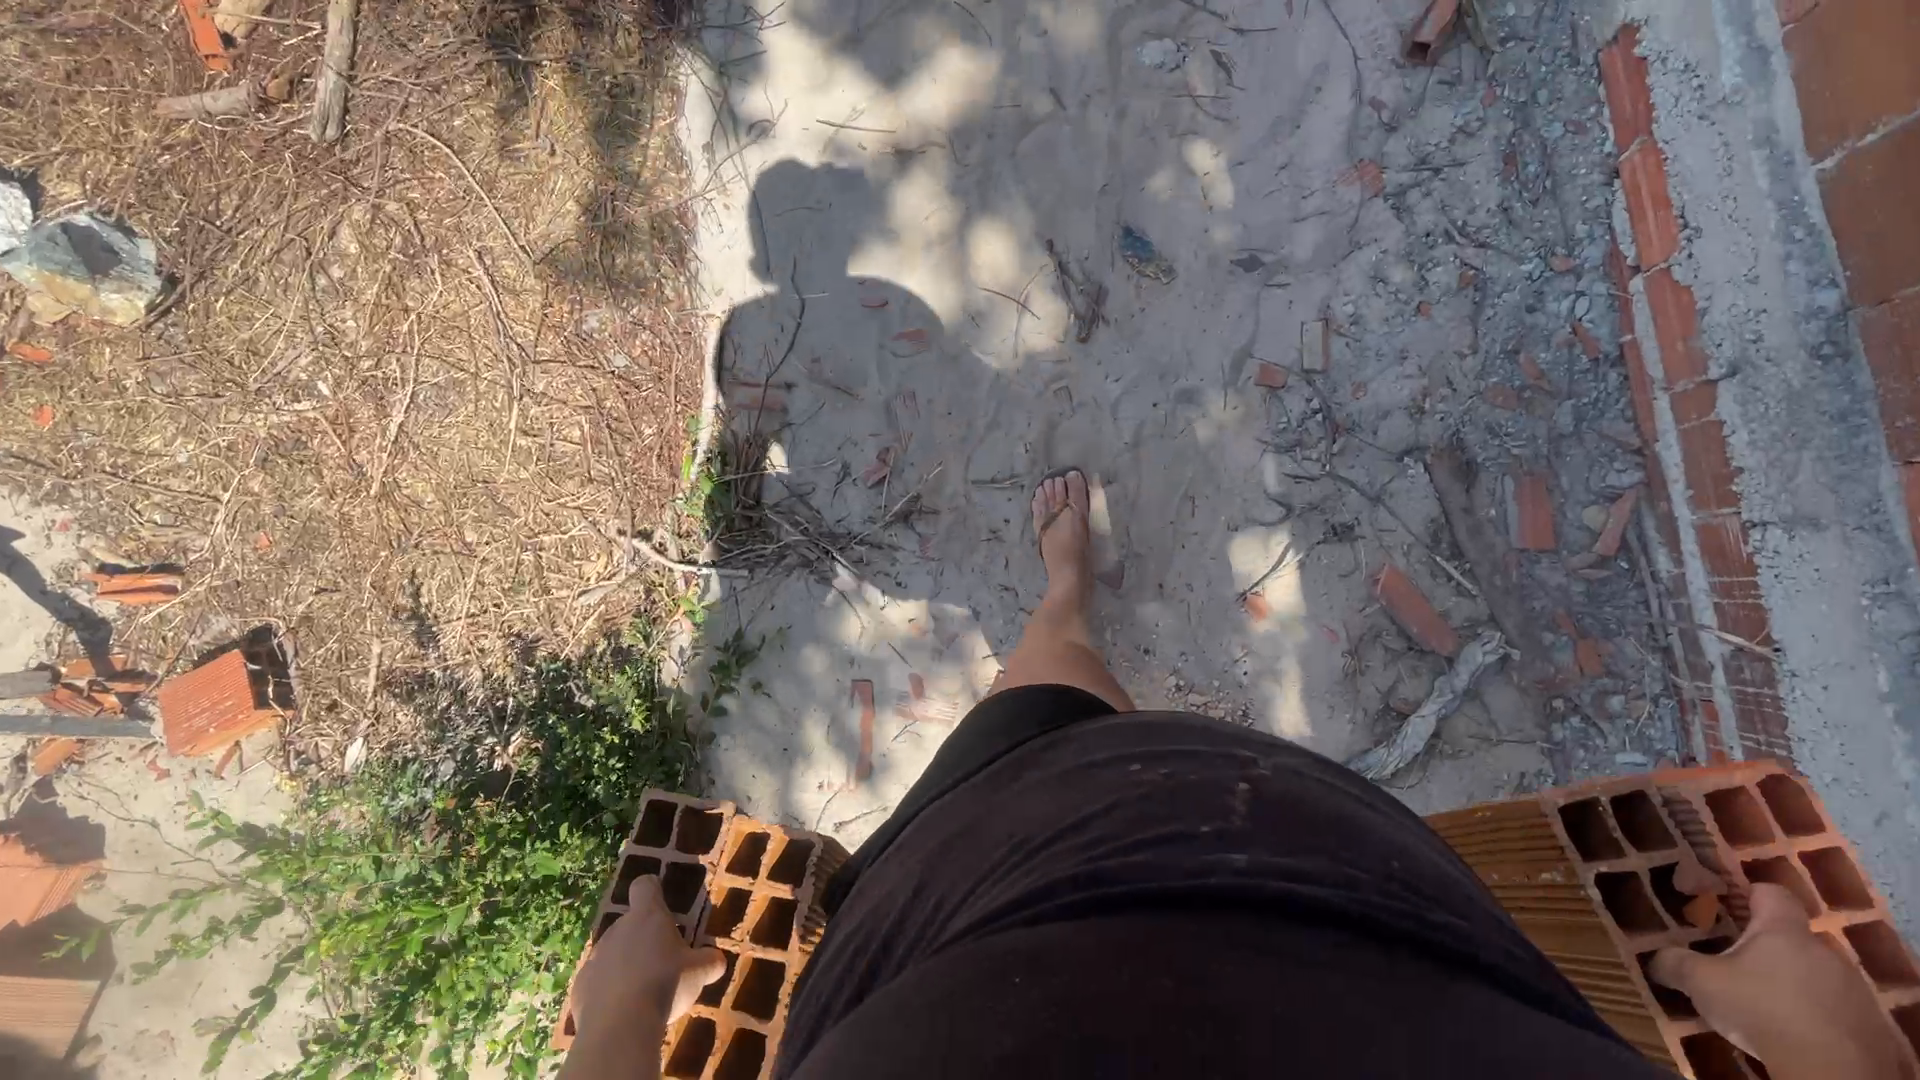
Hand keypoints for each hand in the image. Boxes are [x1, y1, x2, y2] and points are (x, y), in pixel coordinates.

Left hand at [573, 876, 726, 1036]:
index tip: (660, 902)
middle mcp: (617, 929)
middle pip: (630, 924)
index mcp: (647, 916)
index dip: (652, 890)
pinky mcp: (579, 986)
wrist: (619, 1026)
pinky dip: (607, 990)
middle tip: (662, 962)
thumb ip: (710, 961)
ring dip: (625, 964)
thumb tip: (718, 960)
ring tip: (642, 990)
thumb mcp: (699, 972)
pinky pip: (597, 981)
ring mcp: (595, 957)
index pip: (645, 886)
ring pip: (612, 953)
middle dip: (643, 938)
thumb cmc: (664, 985)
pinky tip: (621, 1009)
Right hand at [1649, 883, 1912, 1079]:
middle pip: (1792, 936)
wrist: (1833, 1073)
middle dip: (1766, 946)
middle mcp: (1824, 951)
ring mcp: (1852, 988)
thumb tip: (1655, 959)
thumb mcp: (1699, 982)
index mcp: (1782, 931)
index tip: (1728, 903)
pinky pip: (1834, 1002)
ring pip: (1815, 970)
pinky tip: (1791, 1026)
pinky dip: (1813, 1008)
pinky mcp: (1869, 1022)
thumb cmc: (1760, 1009)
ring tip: (1762, 999)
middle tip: (1735, 962)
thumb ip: (1673, 962)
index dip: (1749, 893)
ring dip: (1791, 978)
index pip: (1771, 893)